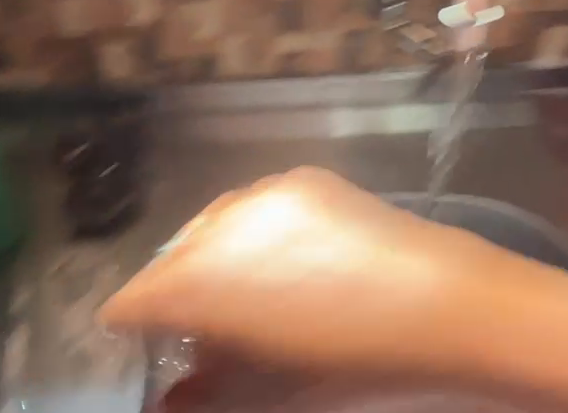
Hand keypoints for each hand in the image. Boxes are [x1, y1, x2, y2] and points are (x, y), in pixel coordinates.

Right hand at [99, 167, 534, 374]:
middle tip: (189, 319)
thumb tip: (173, 395)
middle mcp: (227, 222)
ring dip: (211, 251)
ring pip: (215, 220)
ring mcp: (266, 191)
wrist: (442, 303)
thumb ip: (213, 381)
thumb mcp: (276, 384)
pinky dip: (252, 227)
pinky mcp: (302, 176)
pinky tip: (278, 253)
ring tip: (234, 285)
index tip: (126, 330)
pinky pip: (256, 201)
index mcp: (209, 279)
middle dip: (173, 285)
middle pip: (177, 253)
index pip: (142, 294)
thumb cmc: (355, 362)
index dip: (129, 316)